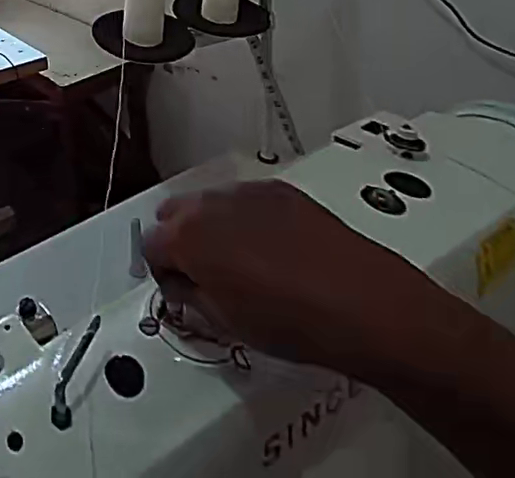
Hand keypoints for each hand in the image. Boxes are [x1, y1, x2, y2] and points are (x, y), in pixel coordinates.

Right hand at [142, 181, 464, 380]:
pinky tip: (270, 248)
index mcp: (187, 237)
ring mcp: (245, 193)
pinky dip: (246, 217)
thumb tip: (186, 287)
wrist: (364, 306)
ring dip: (212, 226)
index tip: (178, 285)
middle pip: (172, 214)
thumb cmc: (299, 320)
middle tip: (203, 272)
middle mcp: (209, 205)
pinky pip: (245, 199)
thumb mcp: (228, 323)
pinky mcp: (278, 190)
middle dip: (180, 240)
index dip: (162, 270)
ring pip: (208, 203)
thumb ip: (192, 297)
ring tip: (243, 262)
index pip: (150, 245)